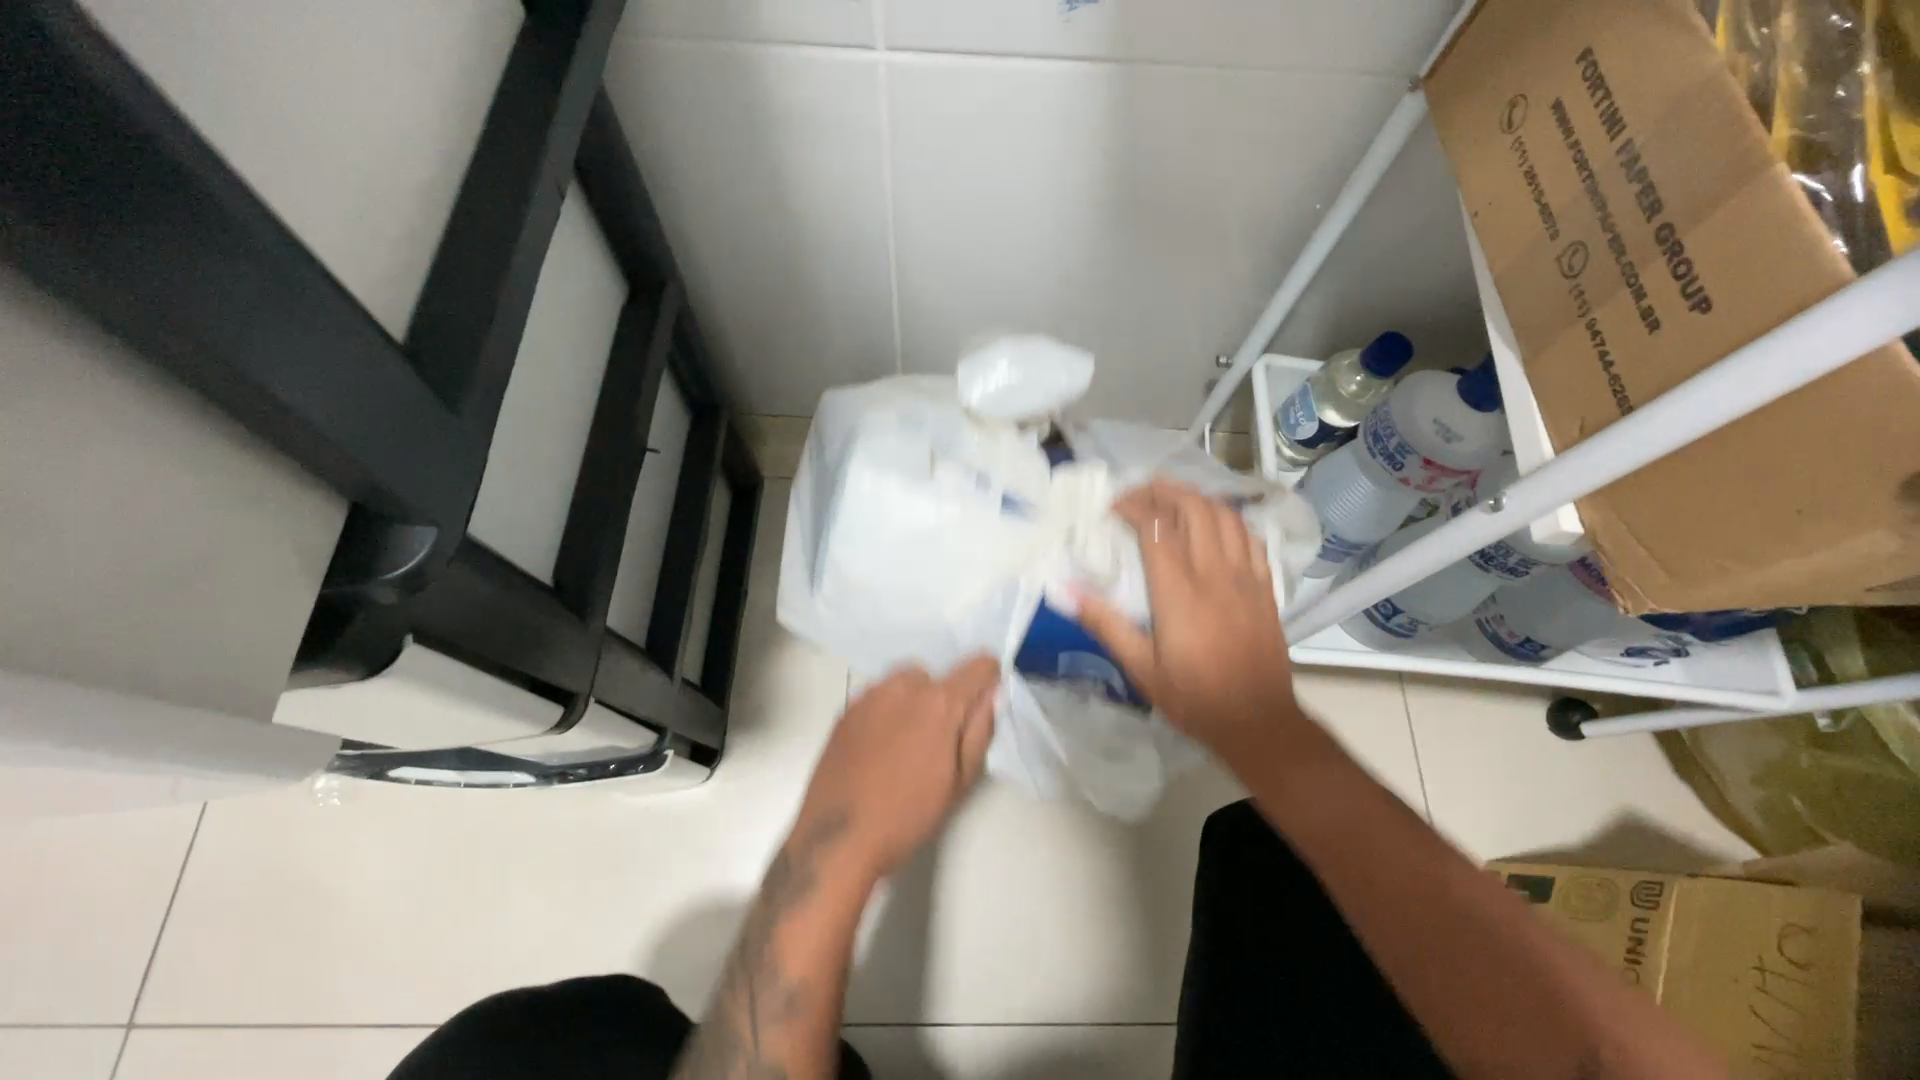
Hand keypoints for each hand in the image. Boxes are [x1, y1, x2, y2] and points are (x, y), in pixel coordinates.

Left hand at [791, 655, 998, 881]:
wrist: (838, 838)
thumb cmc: (908, 815)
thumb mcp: (960, 782)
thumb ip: (980, 731)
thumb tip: (991, 695)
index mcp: (939, 703)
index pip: (979, 665)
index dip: (988, 681)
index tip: (981, 707)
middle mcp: (903, 687)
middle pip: (936, 675)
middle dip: (943, 699)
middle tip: (937, 743)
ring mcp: (868, 696)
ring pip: (903, 684)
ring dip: (912, 703)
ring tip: (905, 747)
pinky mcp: (844, 711)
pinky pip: (877, 698)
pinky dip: (885, 713)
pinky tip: (878, 750)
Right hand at [1074, 480, 1303, 760]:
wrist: (1257, 721)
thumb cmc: (1193, 697)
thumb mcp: (1139, 667)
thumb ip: (1104, 622)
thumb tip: (1064, 589)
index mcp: (1179, 592)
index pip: (1155, 527)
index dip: (1133, 507)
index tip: (1113, 507)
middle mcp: (1215, 574)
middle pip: (1194, 509)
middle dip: (1164, 491)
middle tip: (1140, 493)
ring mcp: (1246, 577)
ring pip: (1226, 516)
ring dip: (1197, 499)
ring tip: (1173, 500)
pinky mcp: (1266, 587)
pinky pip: (1251, 538)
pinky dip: (1229, 521)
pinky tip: (1215, 526)